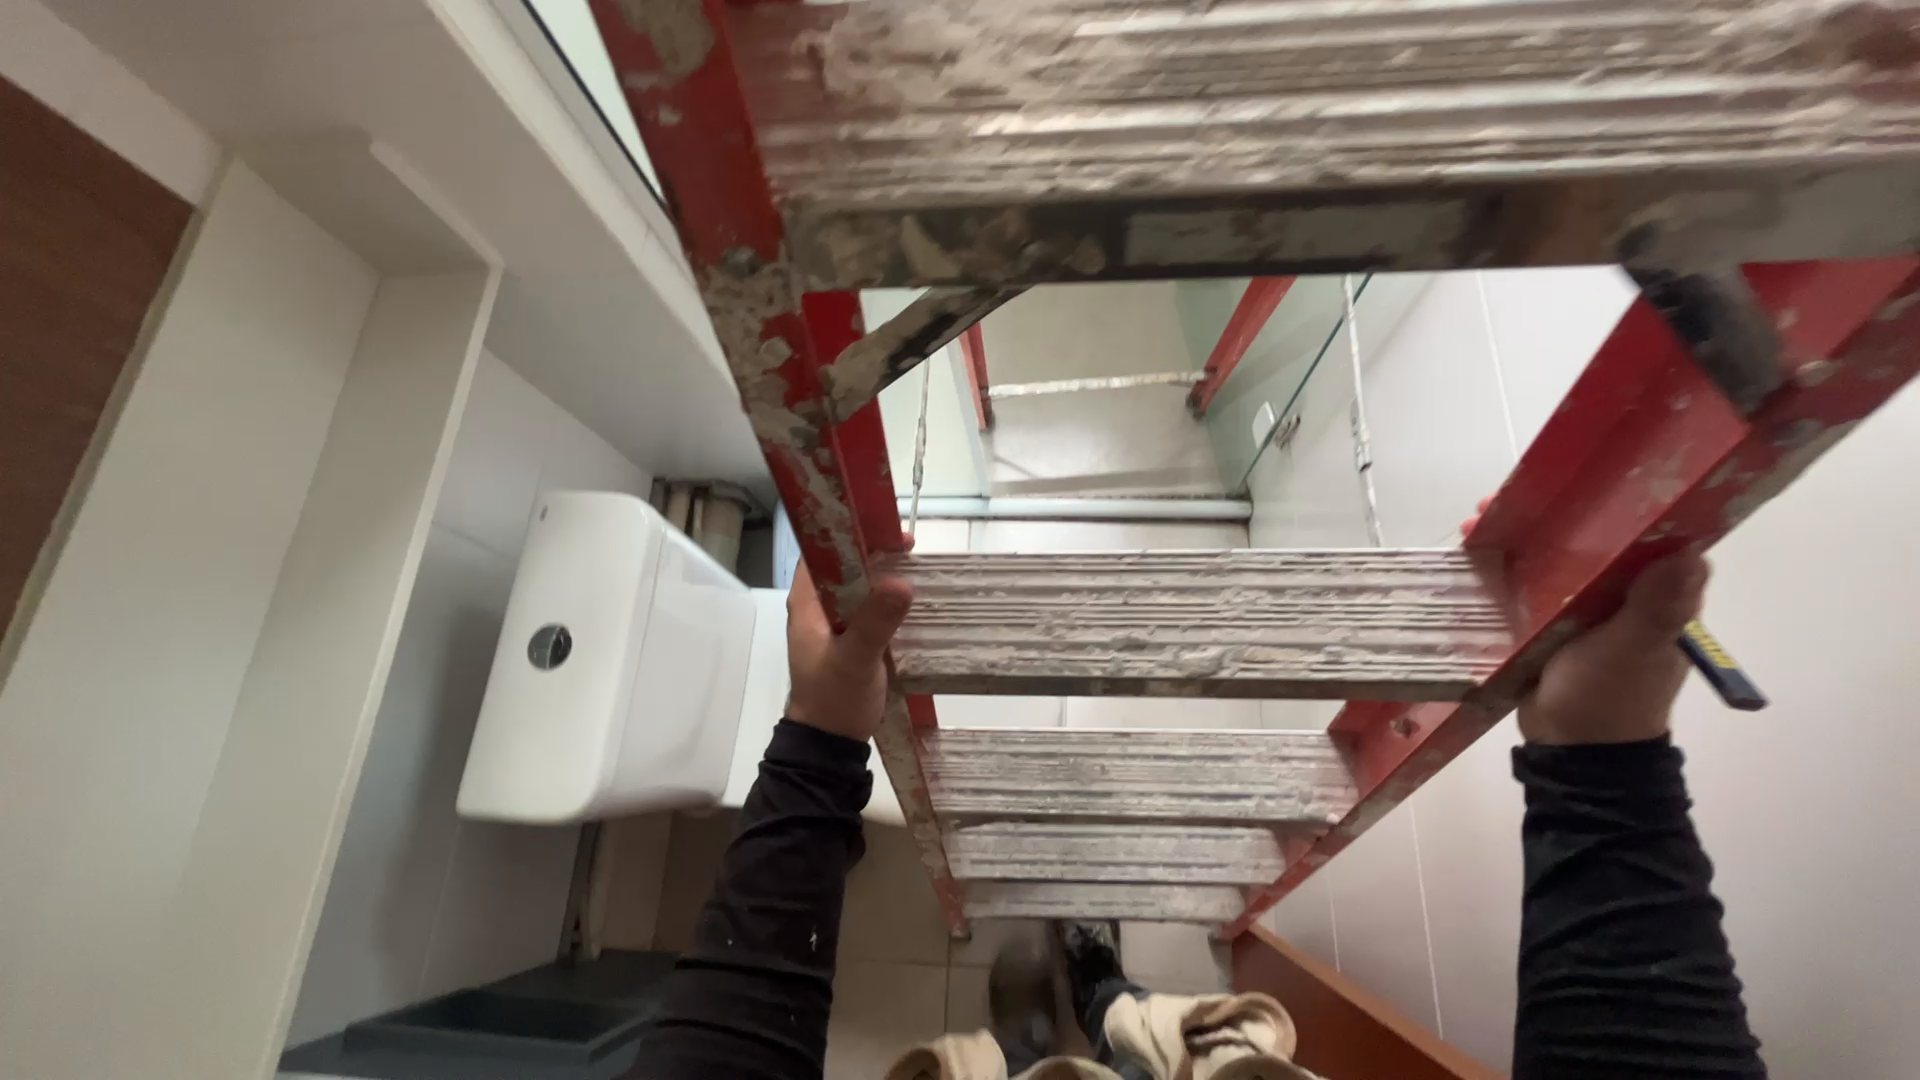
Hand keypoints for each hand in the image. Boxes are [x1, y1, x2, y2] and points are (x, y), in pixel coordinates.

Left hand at [784, 554, 913, 742]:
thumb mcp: (855, 660)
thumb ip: (875, 622)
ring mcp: (835, 623)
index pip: (820, 554)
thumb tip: (901, 583)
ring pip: (859, 586)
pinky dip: (887, 598)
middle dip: (873, 551)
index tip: (880, 527)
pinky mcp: (852, 638)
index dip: (846, 536)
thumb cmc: (833, 699)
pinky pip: (869, 607)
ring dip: (882, 574)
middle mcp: (818, 608)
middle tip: (907, 544)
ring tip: (915, 563)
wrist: (830, 744)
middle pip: (843, 566)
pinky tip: (911, 594)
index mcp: (807, 605)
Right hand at [1464, 500, 1707, 745]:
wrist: (1572, 749)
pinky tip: (1468, 552)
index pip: (1640, 534)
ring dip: (1513, 537)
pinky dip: (1496, 564)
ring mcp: (1576, 607)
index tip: (1575, 485)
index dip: (1611, 505)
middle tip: (1503, 500)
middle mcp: (1617, 592)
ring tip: (1474, 522)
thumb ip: (1657, 606)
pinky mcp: (1540, 621)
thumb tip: (1689, 552)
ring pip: (1547, 558)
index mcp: (1652, 593)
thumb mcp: (1633, 650)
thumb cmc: (1610, 698)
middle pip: (1584, 540)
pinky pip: (1520, 583)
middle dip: (1545, 516)